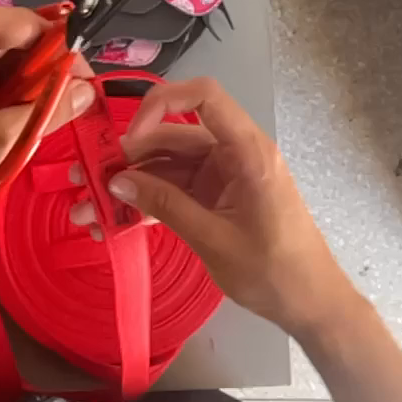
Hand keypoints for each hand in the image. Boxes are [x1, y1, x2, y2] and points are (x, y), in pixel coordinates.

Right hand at [107, 78, 361, 339]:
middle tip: (90, 179)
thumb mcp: (214, 239)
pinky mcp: (219, 198)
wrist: (311, 304)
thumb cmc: (274, 271)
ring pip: (170, 165)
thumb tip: (117, 182)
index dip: (161, 104)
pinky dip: (150, 201)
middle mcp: (235, 153)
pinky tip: (117, 220)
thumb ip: (165, 206)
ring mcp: (226, 176)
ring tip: (92, 209)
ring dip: (134, 183)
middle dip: (131, 156)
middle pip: (175, 136)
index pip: (203, 97)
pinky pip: (178, 189)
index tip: (129, 139)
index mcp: (247, 151)